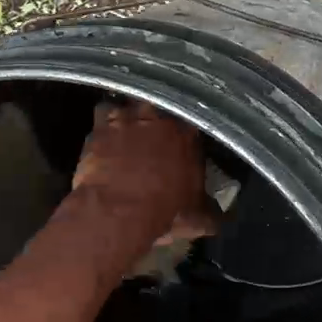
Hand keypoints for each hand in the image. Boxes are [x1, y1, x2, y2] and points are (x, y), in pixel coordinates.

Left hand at [71, 101, 212, 253]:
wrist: (119, 211)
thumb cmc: (163, 211)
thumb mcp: (196, 218)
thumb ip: (210, 211)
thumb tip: (219, 217)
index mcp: (188, 133)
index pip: (192, 124)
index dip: (185, 135)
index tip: (181, 146)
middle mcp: (161, 116)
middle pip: (161, 108)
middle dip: (156, 118)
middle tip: (152, 135)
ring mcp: (130, 117)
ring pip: (133, 104)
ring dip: (130, 114)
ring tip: (127, 129)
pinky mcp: (101, 125)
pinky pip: (103, 112)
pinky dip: (104, 122)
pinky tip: (103, 134)